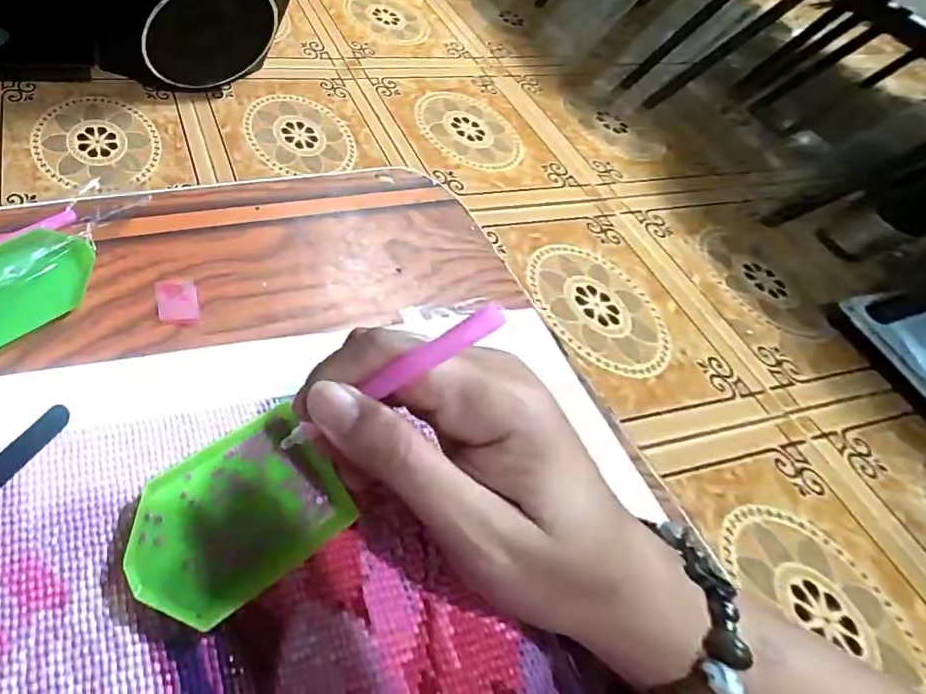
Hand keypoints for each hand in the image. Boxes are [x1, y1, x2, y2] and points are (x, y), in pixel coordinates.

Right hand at [296, 327, 708, 685]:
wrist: (619, 578)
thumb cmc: (552, 567)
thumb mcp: (471, 530)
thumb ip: (397, 459)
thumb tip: (323, 398)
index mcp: (495, 393)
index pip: (391, 352)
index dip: (335, 381)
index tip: (306, 438)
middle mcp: (489, 362)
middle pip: (387, 348)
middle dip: (344, 396)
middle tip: (333, 463)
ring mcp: (487, 369)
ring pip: (393, 362)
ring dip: (362, 408)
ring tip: (361, 471)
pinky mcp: (481, 385)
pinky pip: (414, 380)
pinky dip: (385, 414)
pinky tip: (387, 457)